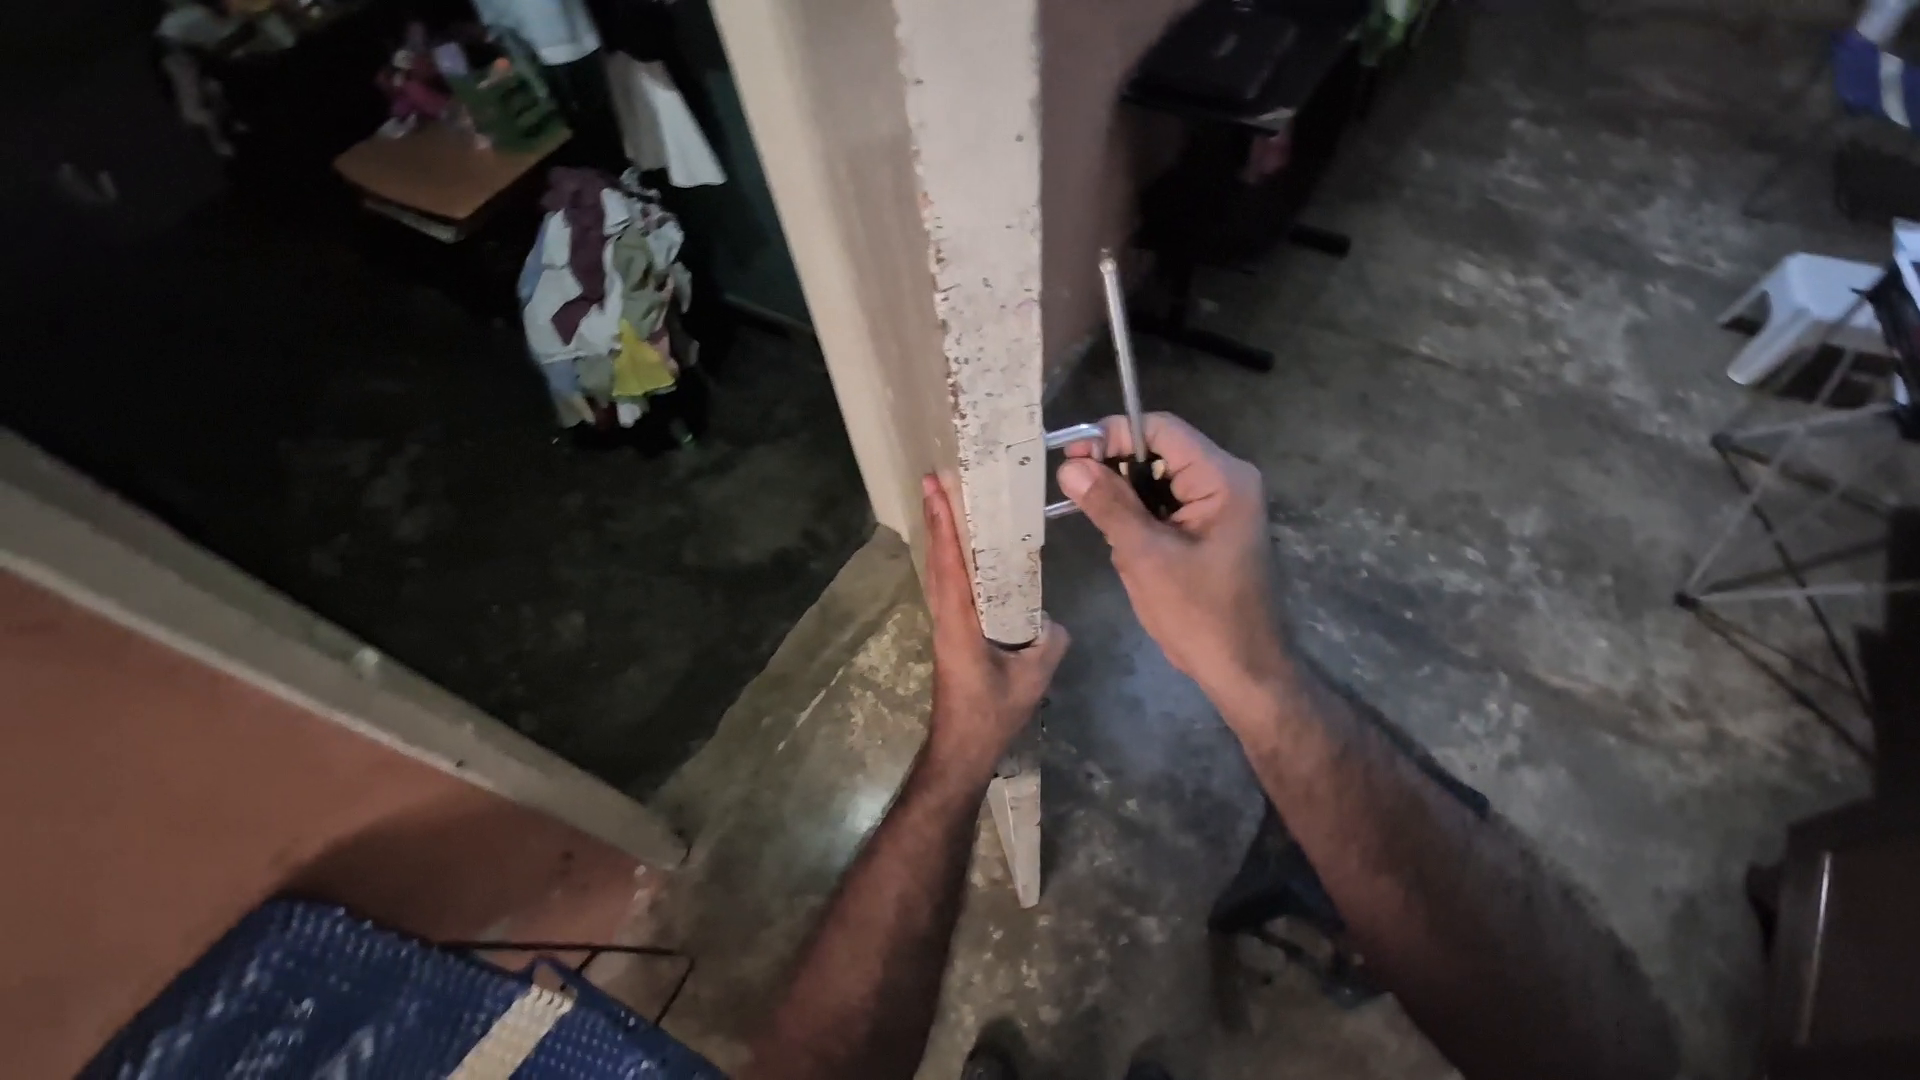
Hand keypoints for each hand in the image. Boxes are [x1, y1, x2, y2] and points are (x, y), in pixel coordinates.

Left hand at [919, 474, 1069, 780]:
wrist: (962, 747)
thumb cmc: (991, 713)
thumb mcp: (1033, 677)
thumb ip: (1048, 640)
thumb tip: (1052, 617)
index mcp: (959, 622)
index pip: (951, 564)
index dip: (943, 524)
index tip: (935, 488)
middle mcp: (946, 615)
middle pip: (939, 558)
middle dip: (936, 517)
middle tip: (934, 479)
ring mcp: (946, 624)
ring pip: (940, 570)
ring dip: (941, 535)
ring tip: (945, 502)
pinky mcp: (951, 633)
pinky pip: (950, 586)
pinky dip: (952, 560)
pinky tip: (965, 551)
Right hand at [1057, 413, 1285, 705]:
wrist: (1242, 670)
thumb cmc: (1199, 614)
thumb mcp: (1146, 556)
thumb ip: (1108, 506)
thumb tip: (1070, 466)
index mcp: (1223, 479)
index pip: (1162, 429)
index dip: (1113, 435)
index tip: (1072, 457)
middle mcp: (1226, 481)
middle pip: (1159, 451)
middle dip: (1115, 470)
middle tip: (1072, 491)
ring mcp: (1220, 505)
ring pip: (1158, 480)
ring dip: (1125, 499)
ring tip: (1100, 527)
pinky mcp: (1210, 528)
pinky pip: (1166, 506)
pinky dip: (1140, 519)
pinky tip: (1124, 546)